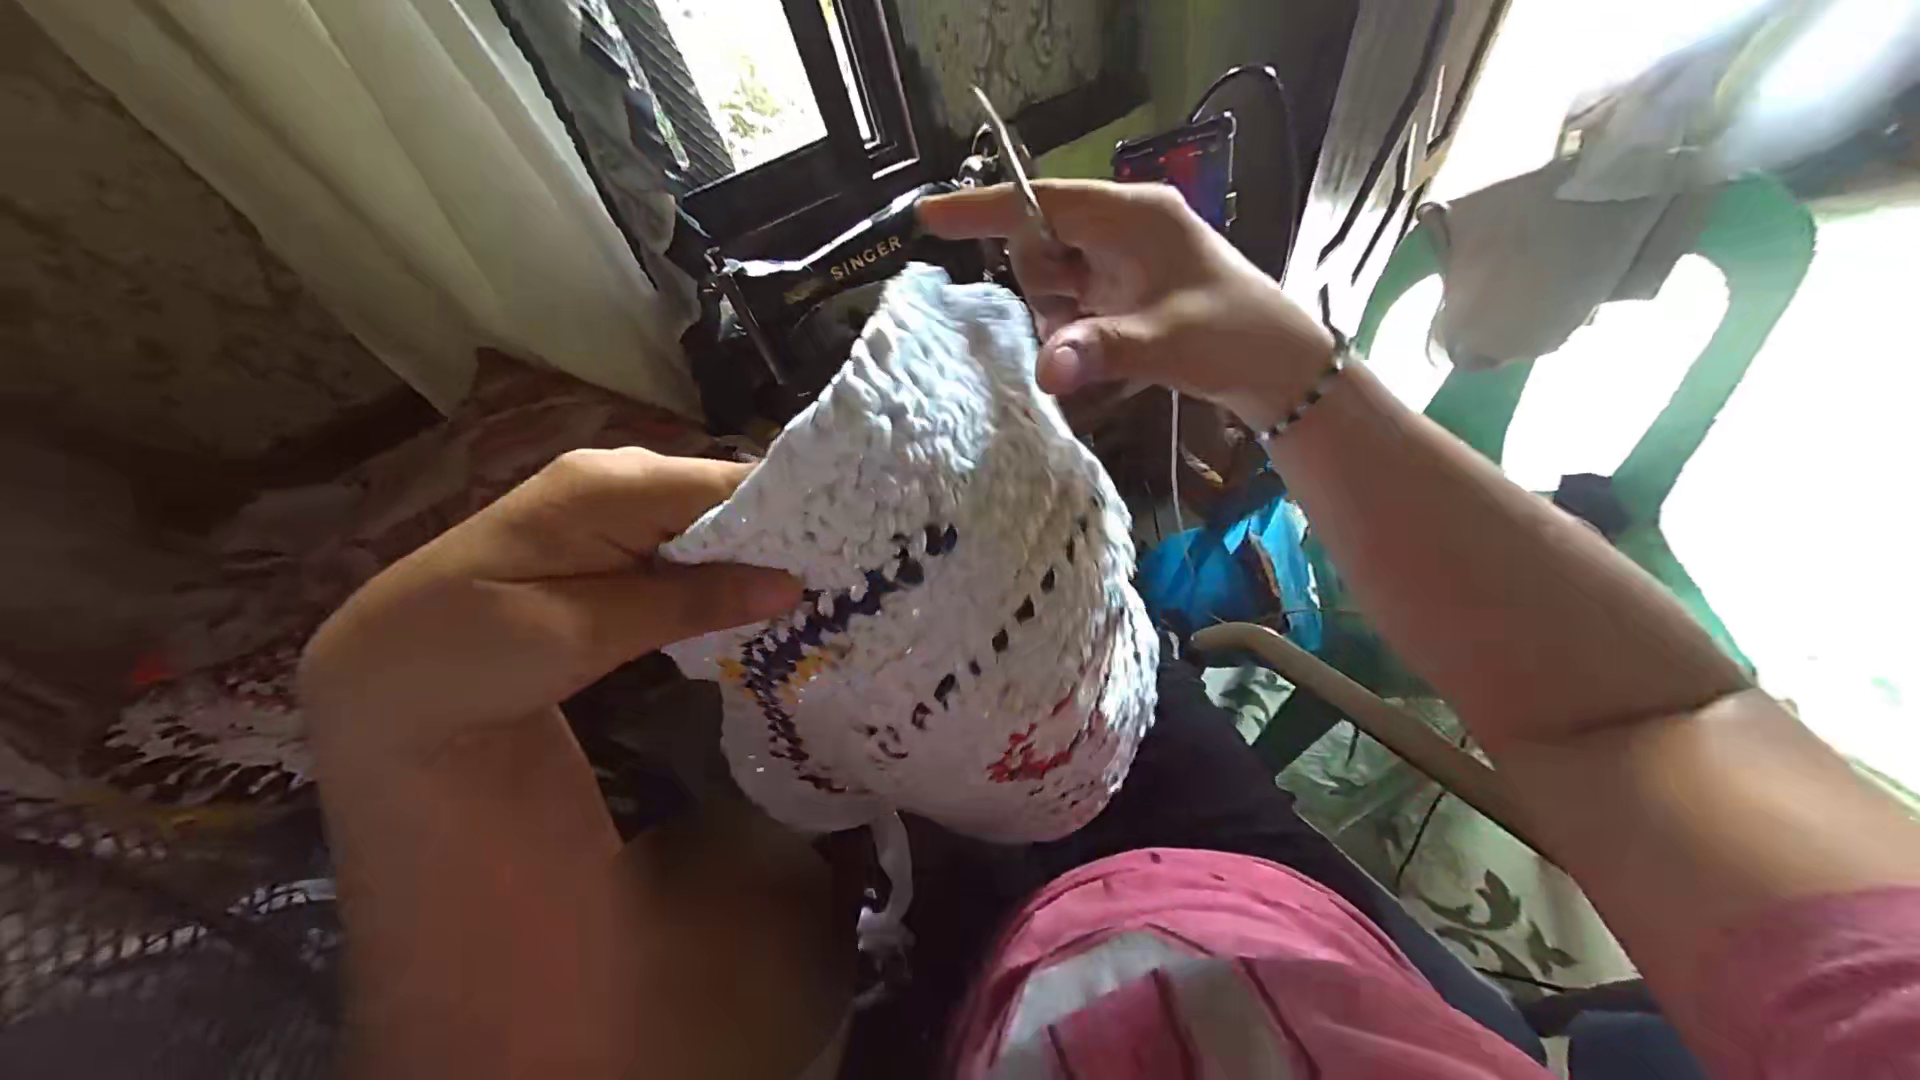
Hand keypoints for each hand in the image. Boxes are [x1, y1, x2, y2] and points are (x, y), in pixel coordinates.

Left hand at [298, 449, 800, 751]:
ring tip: (814, 584)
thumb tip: (791, 583)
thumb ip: (690, 602)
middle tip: (840, 575)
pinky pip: (689, 536)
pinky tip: (755, 590)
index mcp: (610, 485)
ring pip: (712, 515)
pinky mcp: (616, 532)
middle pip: (725, 493)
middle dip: (780, 532)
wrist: (387, 673)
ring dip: (756, 550)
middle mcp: (618, 475)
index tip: (847, 547)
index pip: (727, 482)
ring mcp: (616, 501)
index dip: (790, 510)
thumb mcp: (584, 633)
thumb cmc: (471, 652)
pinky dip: (724, 562)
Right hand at [920, 179, 1334, 428]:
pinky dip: (1072, 329)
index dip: (985, 209)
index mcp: (1132, 218)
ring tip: (1103, 341)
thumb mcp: (1166, 342)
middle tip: (1079, 323)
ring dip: (1059, 316)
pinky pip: (1070, 303)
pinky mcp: (1121, 292)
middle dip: (1043, 286)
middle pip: (1041, 243)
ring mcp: (1120, 264)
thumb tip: (1044, 372)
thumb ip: (1101, 351)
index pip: (1043, 202)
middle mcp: (1120, 232)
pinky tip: (1101, 349)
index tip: (930, 216)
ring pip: (1052, 279)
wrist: (1275, 364)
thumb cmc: (1231, 336)